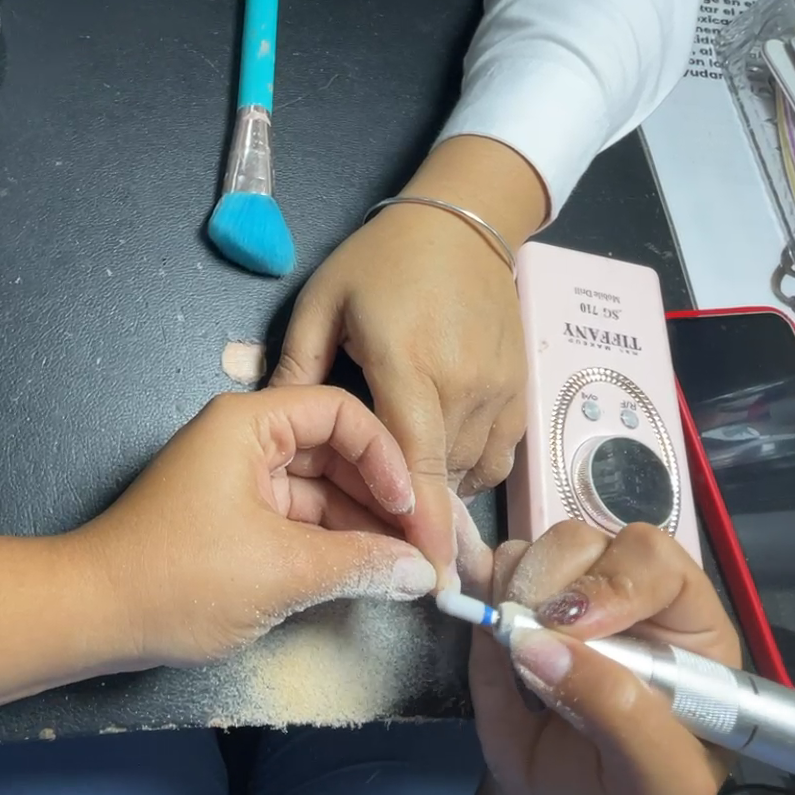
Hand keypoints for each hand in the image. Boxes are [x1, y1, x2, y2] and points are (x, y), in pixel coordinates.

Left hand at [71, 386, 441, 665]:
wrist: (96, 612)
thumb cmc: (183, 575)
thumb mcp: (279, 570)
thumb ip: (357, 564)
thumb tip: (419, 571)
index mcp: (249, 423)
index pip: (339, 413)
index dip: (385, 456)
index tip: (413, 510)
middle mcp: (246, 438)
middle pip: (333, 450)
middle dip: (381, 496)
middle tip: (429, 548)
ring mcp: (240, 477)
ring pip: (319, 488)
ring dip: (362, 524)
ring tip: (411, 568)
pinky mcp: (237, 515)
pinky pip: (297, 516)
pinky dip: (332, 541)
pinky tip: (370, 571)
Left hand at [272, 136, 543, 593]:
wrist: (459, 224)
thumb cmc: (379, 262)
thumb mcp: (322, 304)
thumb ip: (298, 365)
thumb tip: (271, 413)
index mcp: (407, 365)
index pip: (416, 458)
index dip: (416, 518)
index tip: (416, 570)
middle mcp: (463, 385)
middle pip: (444, 475)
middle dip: (418, 515)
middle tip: (380, 542)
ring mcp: (501, 389)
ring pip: (472, 470)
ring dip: (440, 492)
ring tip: (399, 504)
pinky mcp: (522, 389)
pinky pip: (498, 453)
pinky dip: (468, 470)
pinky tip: (436, 465)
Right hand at [470, 522, 741, 794]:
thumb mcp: (654, 780)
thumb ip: (617, 713)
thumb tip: (536, 642)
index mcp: (687, 636)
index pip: (660, 567)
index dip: (616, 581)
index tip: (574, 625)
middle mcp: (628, 600)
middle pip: (591, 540)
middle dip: (552, 581)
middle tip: (529, 633)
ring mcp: (565, 593)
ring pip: (537, 544)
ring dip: (516, 585)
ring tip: (513, 642)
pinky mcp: (513, 596)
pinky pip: (494, 561)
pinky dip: (483, 584)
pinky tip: (492, 626)